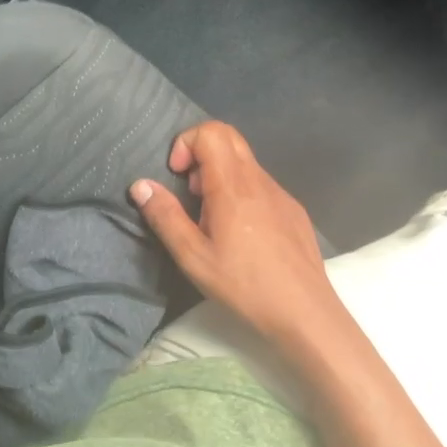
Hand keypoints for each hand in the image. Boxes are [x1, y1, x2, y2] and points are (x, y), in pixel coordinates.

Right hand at [131, 121, 333, 338]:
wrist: (306, 314)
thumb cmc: (244, 285)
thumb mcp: (192, 256)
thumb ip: (165, 216)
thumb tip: (140, 185)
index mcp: (233, 186)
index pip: (211, 132)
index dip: (186, 143)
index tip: (178, 176)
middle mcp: (259, 180)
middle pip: (229, 137)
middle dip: (201, 153)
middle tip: (192, 192)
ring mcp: (281, 194)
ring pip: (245, 163)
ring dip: (220, 176)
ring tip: (213, 220)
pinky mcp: (294, 211)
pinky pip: (261, 185)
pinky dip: (241, 193)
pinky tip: (241, 235)